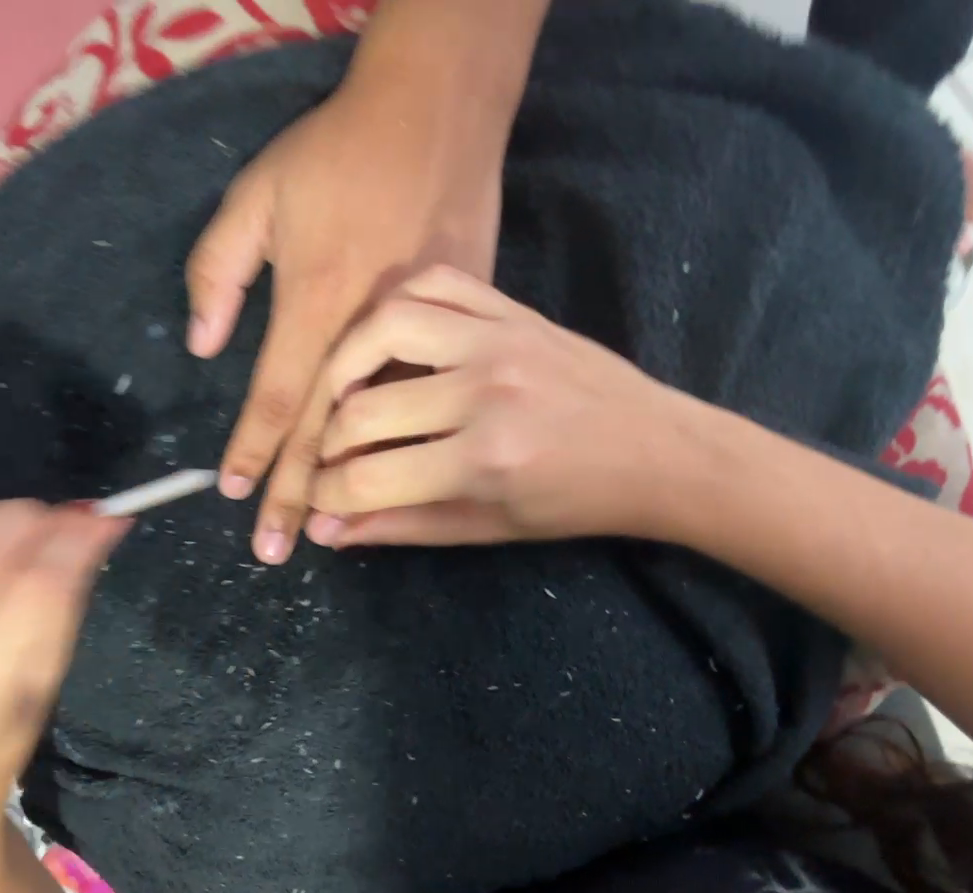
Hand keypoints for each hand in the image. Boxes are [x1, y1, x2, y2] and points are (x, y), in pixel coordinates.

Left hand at [186, 75, 502, 564]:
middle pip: (325, 431)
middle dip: (298, 494)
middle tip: (277, 550)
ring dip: (353, 479)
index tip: (234, 495)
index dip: (254, 451)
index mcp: (318, 302)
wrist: (438, 111)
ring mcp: (422, 334)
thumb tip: (202, 345)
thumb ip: (218, 271)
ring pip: (380, 424)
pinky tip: (398, 473)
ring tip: (330, 532)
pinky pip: (427, 395)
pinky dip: (406, 437)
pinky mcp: (462, 327)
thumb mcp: (255, 194)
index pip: (276, 399)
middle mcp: (368, 332)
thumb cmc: (338, 152)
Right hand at [304, 267, 710, 547]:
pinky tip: (379, 338)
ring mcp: (499, 339)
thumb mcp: (485, 527)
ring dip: (342, 363)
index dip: (324, 495)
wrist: (657, 450)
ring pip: (385, 327)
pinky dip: (393, 305)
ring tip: (337, 394)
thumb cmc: (571, 502)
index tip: (314, 499)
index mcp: (484, 461)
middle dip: (324, 444)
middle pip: (363, 410)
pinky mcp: (511, 308)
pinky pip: (434, 283)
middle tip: (324, 458)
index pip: (368, 478)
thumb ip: (400, 526)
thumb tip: (324, 530)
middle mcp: (485, 392)